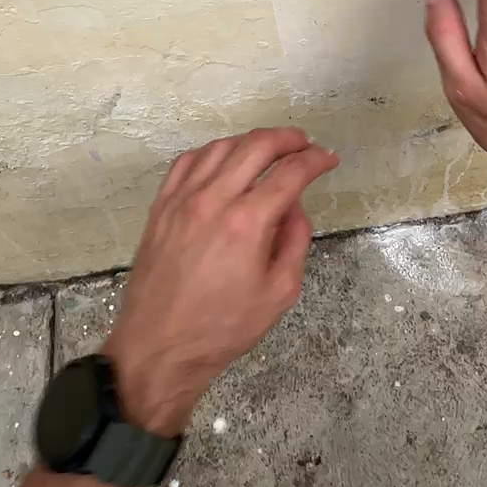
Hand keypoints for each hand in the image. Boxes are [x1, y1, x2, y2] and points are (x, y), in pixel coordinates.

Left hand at [102, 127, 338, 434]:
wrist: (158, 348)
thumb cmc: (223, 328)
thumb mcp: (280, 293)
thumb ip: (295, 241)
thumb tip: (293, 205)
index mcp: (247, 223)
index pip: (291, 173)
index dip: (316, 160)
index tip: (328, 158)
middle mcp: (214, 200)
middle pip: (257, 145)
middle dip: (288, 138)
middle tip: (305, 143)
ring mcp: (182, 198)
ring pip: (222, 146)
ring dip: (252, 141)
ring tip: (270, 149)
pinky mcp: (161, 205)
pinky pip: (188, 160)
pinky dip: (213, 151)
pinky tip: (225, 159)